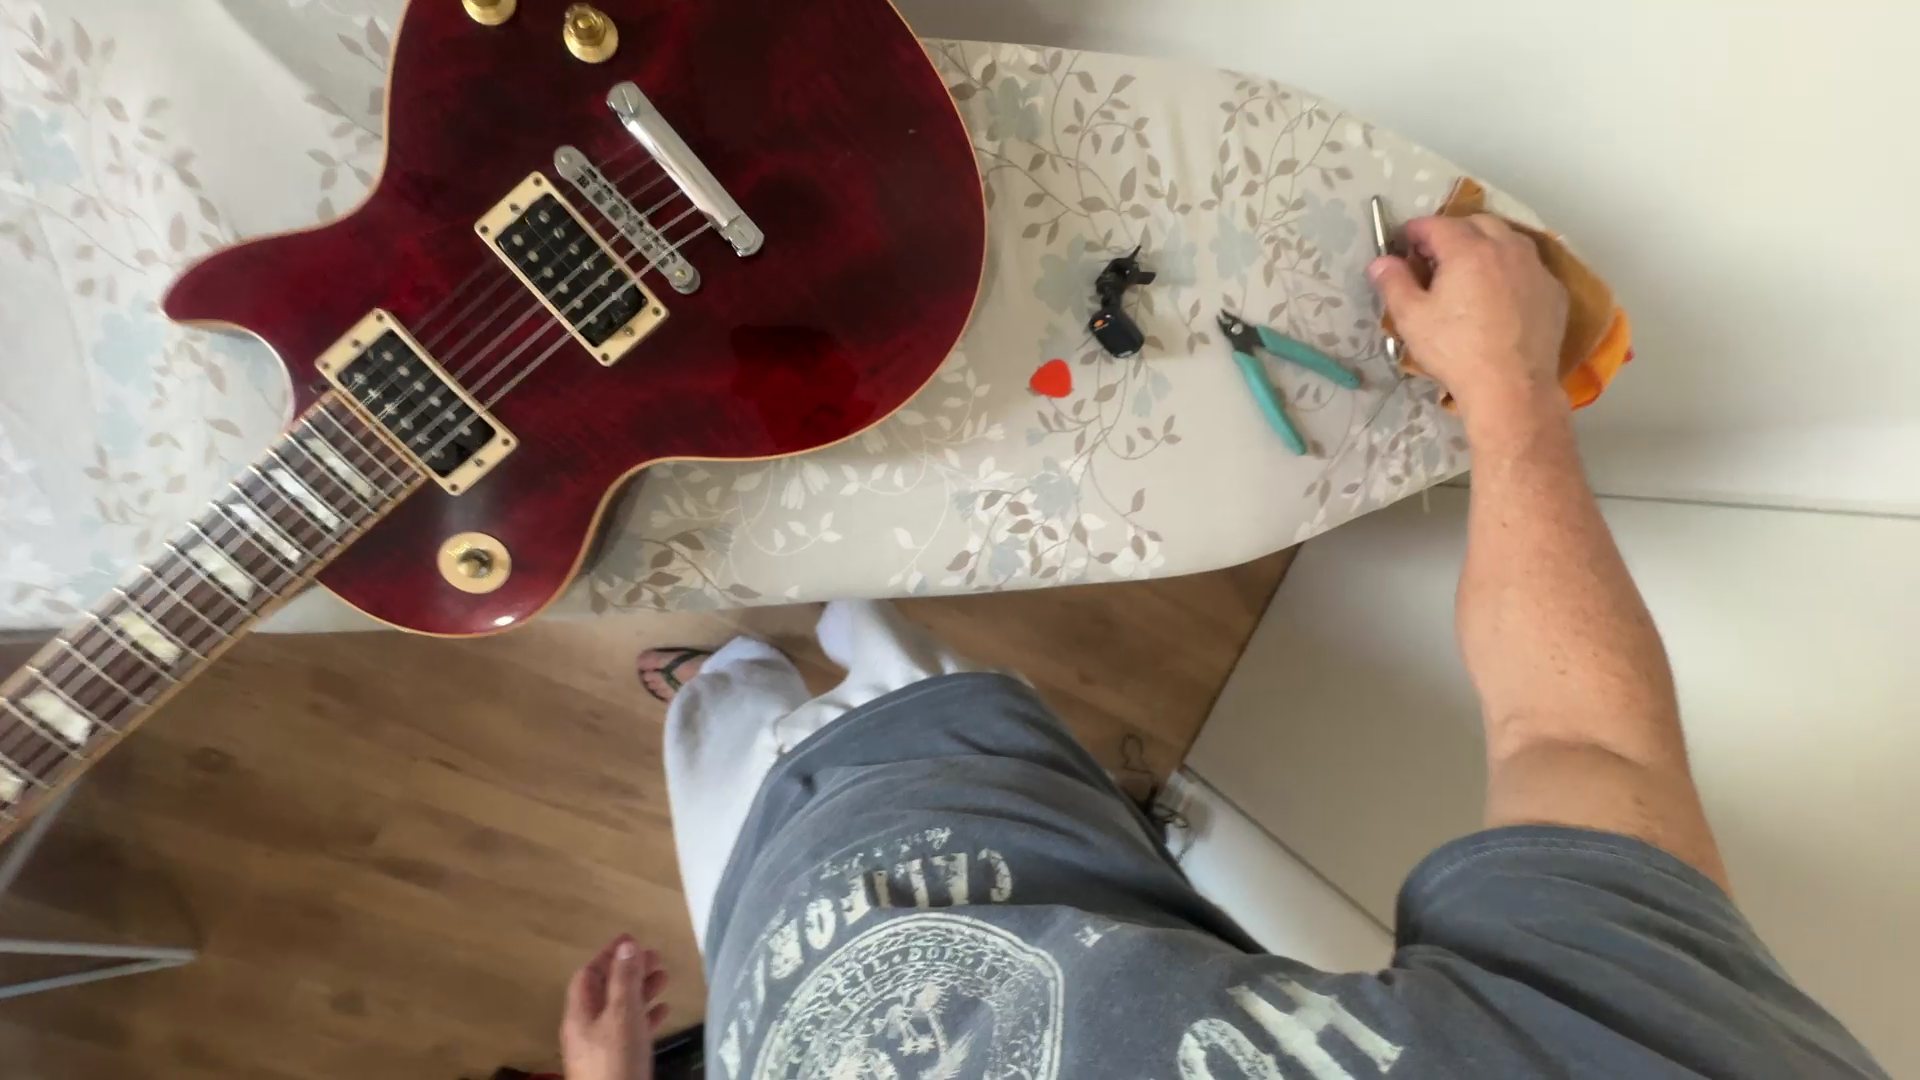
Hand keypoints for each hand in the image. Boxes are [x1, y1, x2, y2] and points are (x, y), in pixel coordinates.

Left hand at [561, 935, 670, 1079]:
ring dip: (641, 990)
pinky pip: (630, 1030)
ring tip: (665, 977)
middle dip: (630, 970)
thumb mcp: (622, 1013)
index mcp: (580, 1015)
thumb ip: (624, 979)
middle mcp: (586, 1028)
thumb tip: (626, 945)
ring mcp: (600, 1047)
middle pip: (606, 990)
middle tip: (656, 955)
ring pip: (620, 1009)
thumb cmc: (616, 1058)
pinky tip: (664, 1011)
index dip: (608, 955)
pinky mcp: (615, 1062)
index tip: (632, 938)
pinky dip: (646, 1015)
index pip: (588, 975)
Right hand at [1368, 214, 1570, 436]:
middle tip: (1431, 255)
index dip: (1415, 230)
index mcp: (1468, 252)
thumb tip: (1380, 262)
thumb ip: (1393, 284)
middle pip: (1477, 222)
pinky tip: (1494, 293)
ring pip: (1507, 238)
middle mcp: (1507, 248)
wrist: (1510, 383)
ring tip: (1464, 270)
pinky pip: (1526, 265)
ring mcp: (1535, 267)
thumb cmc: (1454, 350)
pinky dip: (1506, 267)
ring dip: (1483, 244)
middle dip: (1451, 231)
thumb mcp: (1411, 319)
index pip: (1437, 225)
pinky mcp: (1552, 289)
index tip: (1401, 241)